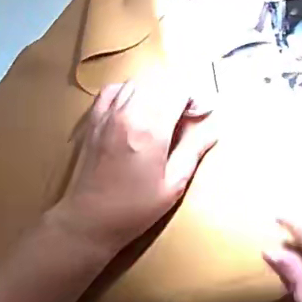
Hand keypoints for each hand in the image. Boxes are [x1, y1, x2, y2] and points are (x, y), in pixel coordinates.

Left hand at [47, 75, 217, 258]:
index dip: (195, 97)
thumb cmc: (134, 209)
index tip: (202, 114)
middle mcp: (127, 112)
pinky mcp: (93, 118)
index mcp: (149, 128)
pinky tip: (138, 108)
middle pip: (160, 80)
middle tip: (187, 116)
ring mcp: (107, 112)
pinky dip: (131, 91)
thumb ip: (193, 149)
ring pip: (139, 81)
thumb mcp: (173, 184)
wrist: (88, 220)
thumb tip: (213, 127)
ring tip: (165, 113)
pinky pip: (115, 88)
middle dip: (179, 92)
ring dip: (157, 90)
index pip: (178, 89)